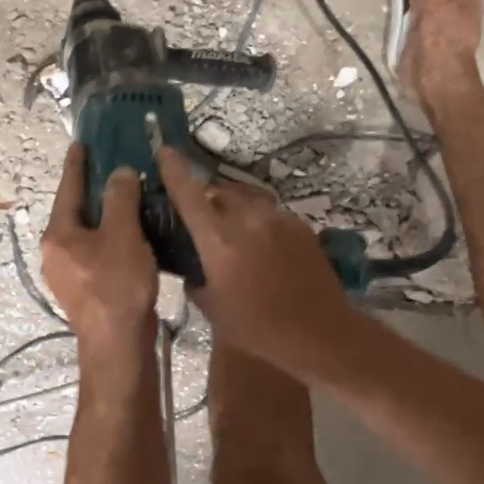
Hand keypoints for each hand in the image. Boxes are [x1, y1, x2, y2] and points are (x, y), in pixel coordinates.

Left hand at [41, 145, 159, 369]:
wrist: (119, 346)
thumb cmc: (117, 286)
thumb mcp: (123, 234)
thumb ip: (120, 199)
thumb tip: (119, 174)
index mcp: (58, 234)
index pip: (67, 189)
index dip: (77, 164)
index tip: (81, 143)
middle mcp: (56, 252)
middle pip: (75, 211)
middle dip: (94, 190)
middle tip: (114, 167)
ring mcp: (69, 273)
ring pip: (88, 233)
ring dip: (107, 216)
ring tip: (130, 197)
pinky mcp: (86, 290)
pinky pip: (97, 252)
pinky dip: (112, 238)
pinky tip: (134, 233)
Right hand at [156, 147, 355, 373]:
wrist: (320, 332)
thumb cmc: (258, 328)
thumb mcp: (212, 310)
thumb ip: (195, 280)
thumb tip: (190, 266)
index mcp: (219, 240)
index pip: (189, 194)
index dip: (174, 169)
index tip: (163, 150)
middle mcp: (246, 220)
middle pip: (219, 191)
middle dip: (205, 196)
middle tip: (199, 215)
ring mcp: (277, 219)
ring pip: (246, 199)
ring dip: (232, 206)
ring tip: (230, 227)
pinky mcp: (299, 225)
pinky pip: (269, 213)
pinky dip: (257, 221)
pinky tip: (260, 245)